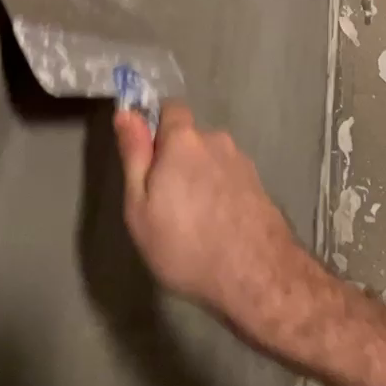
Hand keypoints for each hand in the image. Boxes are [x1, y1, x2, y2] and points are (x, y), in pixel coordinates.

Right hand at [114, 103, 311, 324]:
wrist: (256, 276)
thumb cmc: (185, 244)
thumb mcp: (140, 206)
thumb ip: (134, 155)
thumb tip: (126, 113)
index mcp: (184, 140)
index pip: (170, 109)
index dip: (156, 130)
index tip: (147, 162)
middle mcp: (216, 141)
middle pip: (191, 140)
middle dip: (178, 161)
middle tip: (166, 203)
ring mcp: (242, 162)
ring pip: (211, 161)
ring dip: (201, 179)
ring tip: (194, 222)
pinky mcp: (259, 185)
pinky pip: (229, 180)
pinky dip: (221, 195)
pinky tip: (218, 228)